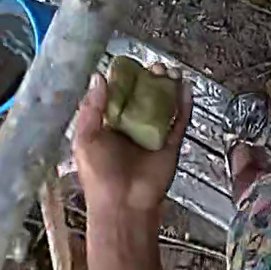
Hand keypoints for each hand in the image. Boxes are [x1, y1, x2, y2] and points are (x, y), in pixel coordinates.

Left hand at [71, 63, 190, 222]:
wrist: (124, 204)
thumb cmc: (100, 176)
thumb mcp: (85, 139)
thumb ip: (91, 108)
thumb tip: (97, 78)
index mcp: (109, 126)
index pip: (119, 96)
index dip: (126, 80)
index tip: (131, 64)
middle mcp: (132, 128)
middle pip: (145, 97)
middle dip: (150, 80)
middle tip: (154, 66)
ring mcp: (153, 134)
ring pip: (165, 105)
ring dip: (168, 87)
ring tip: (169, 71)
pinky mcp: (171, 142)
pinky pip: (180, 120)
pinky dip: (184, 104)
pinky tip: (185, 88)